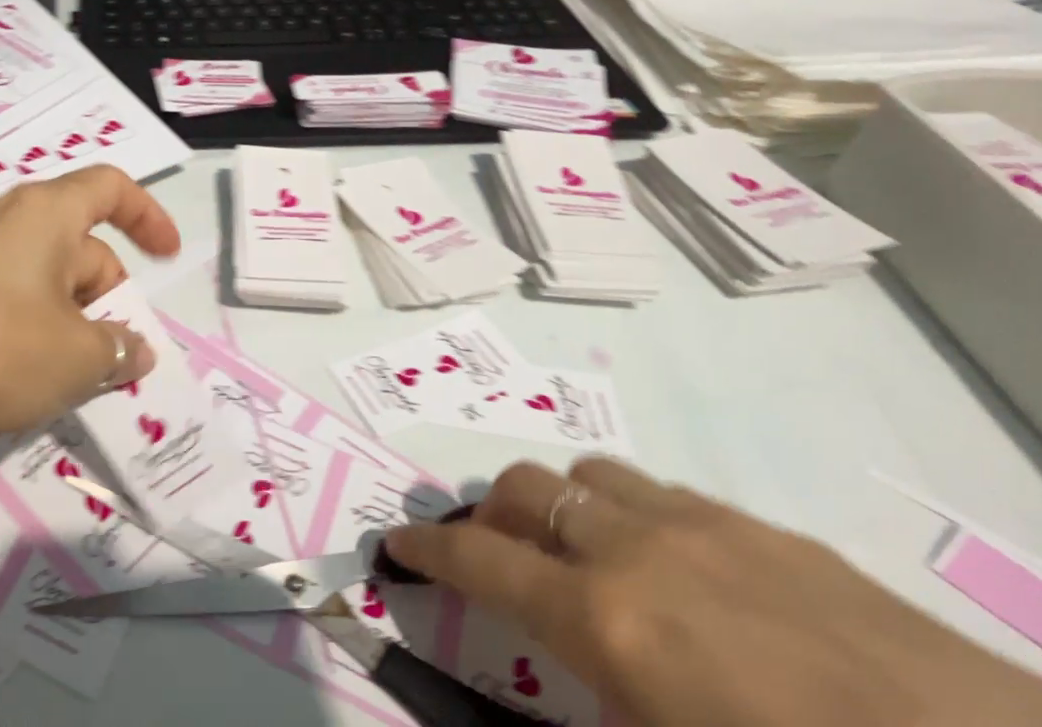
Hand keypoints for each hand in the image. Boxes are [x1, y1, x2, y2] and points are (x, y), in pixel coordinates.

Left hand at [0, 166, 180, 450]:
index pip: (110, 188)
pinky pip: (3, 302)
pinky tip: (24, 380)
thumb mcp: (78, 356)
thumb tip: (132, 351)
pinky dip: (29, 332)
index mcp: (44, 214)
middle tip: (117, 356)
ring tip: (74, 377)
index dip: (148, 216)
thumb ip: (118, 349)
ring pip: (40, 279)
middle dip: (108, 296)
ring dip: (70, 321)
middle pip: (77, 244)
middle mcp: (2, 223)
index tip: (166, 258)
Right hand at [387, 459, 1041, 726]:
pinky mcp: (773, 532)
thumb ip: (589, 697)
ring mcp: (707, 528)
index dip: (425, 549)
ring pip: (592, 475)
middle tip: (493, 555)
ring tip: (583, 554)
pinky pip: (668, 496)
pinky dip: (638, 517)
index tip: (398, 544)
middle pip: (524, 488)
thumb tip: (567, 669)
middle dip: (489, 515)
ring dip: (564, 506)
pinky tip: (681, 571)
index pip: (476, 558)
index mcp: (601, 617)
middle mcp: (636, 549)